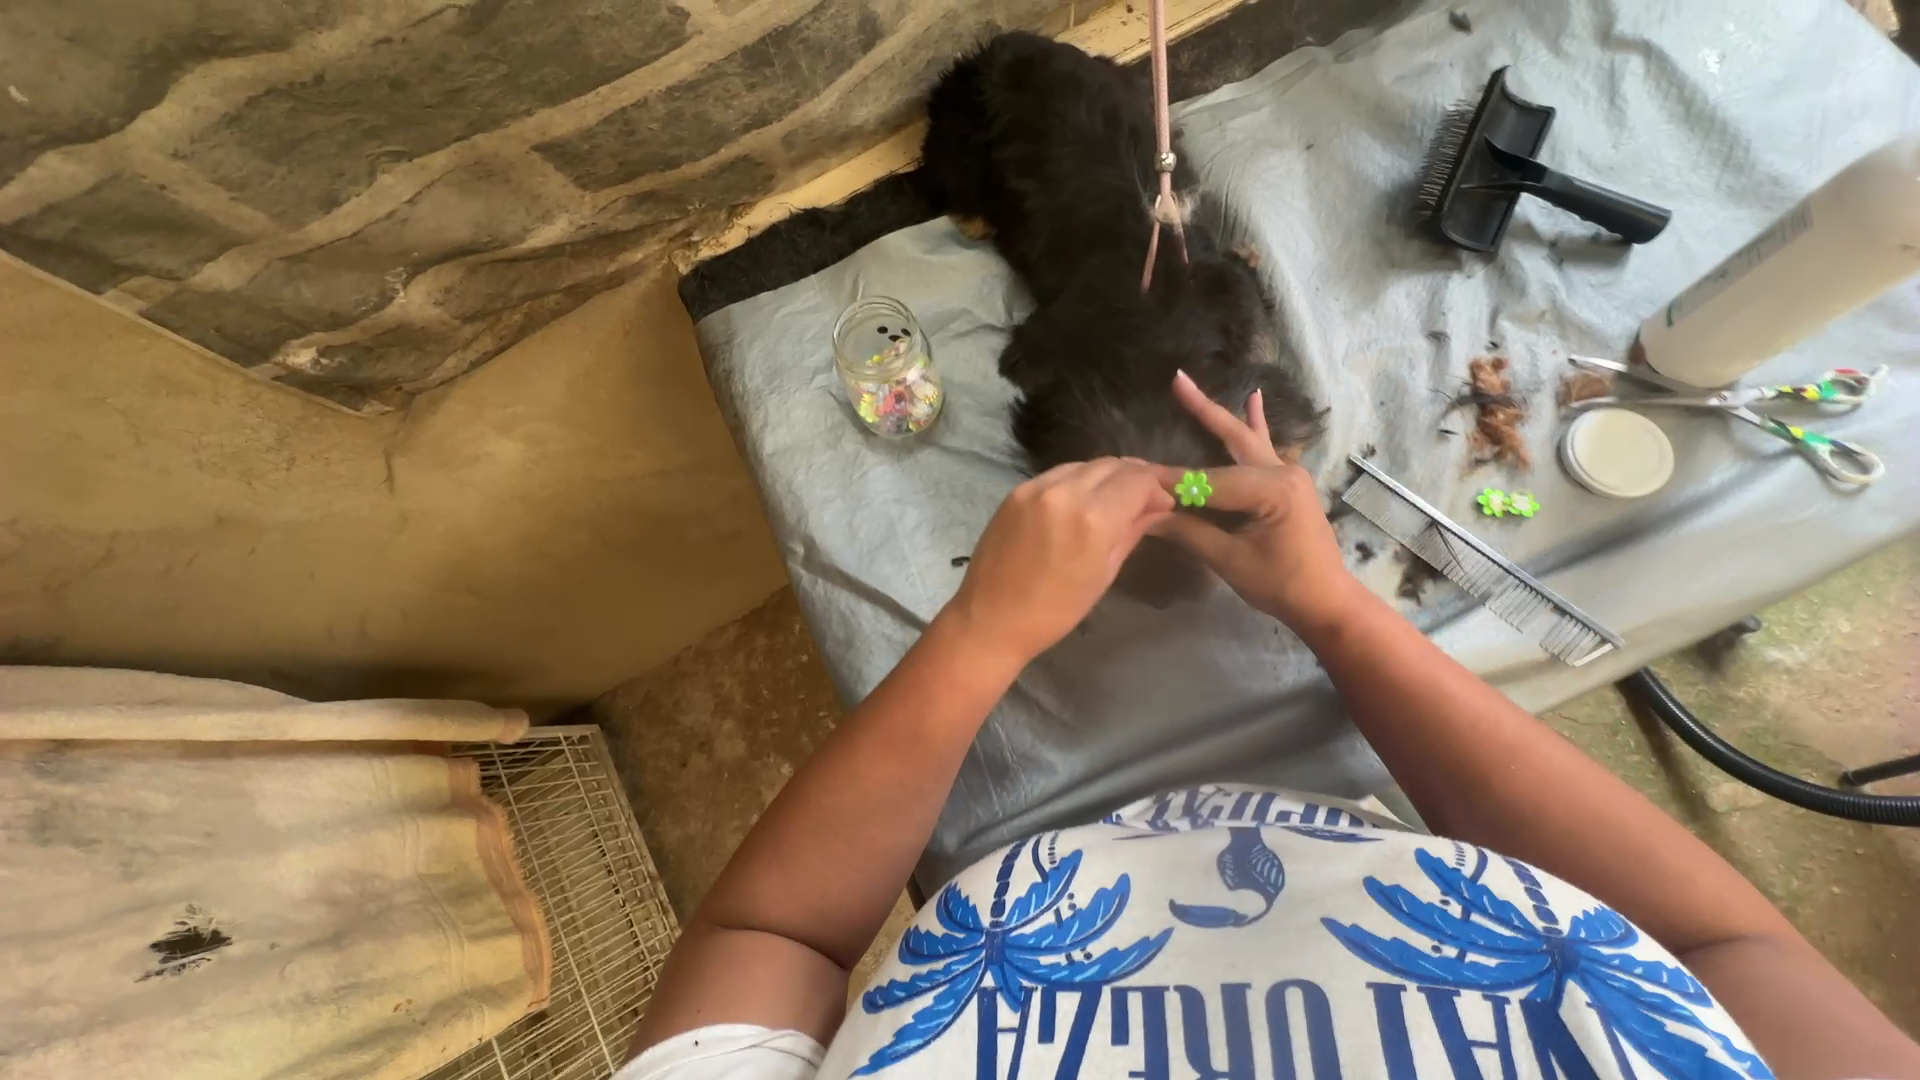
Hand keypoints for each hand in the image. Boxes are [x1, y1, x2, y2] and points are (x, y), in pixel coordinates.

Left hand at [942, 458, 1174, 667]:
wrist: (991, 618)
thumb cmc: (1055, 610)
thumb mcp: (1104, 574)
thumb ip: (1132, 531)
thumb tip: (1159, 507)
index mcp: (1092, 518)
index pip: (1138, 480)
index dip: (1158, 486)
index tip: (1167, 502)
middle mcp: (1065, 492)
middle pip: (1113, 465)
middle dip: (1136, 477)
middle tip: (1148, 497)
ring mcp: (1036, 487)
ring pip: (1085, 464)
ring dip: (1107, 475)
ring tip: (1117, 498)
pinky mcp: (1016, 491)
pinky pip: (1058, 473)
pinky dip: (1078, 480)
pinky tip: (1084, 500)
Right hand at [1154, 371, 1358, 630]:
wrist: (1326, 602)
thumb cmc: (1281, 585)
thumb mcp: (1229, 560)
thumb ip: (1188, 531)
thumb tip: (1144, 514)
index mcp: (1272, 489)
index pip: (1208, 480)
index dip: (1171, 483)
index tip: (1136, 479)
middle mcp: (1282, 472)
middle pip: (1231, 438)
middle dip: (1201, 410)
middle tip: (1177, 380)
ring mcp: (1288, 475)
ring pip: (1245, 439)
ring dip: (1220, 415)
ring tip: (1194, 386)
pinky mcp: (1287, 484)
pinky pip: (1264, 448)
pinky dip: (1255, 425)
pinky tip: (1255, 400)